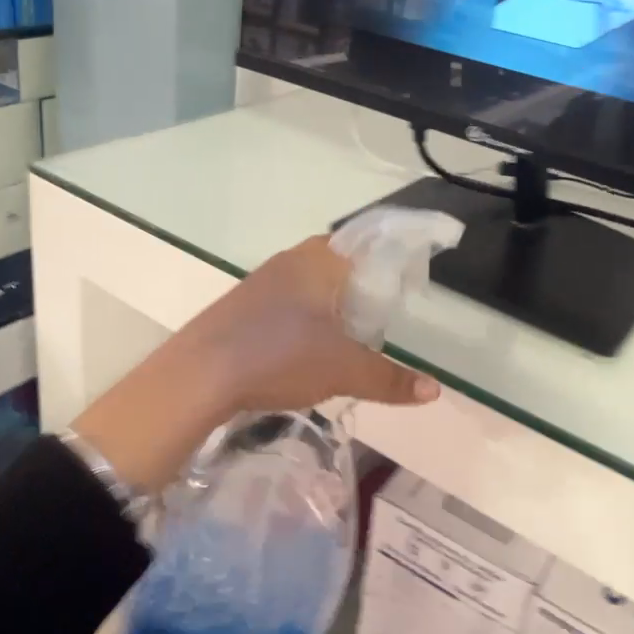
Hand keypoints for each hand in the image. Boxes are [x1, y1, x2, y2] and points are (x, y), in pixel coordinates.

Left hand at [69, 235, 438, 491]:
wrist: (199, 375)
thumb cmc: (280, 356)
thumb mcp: (343, 370)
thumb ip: (390, 379)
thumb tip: (434, 390)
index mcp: (323, 259)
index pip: (369, 243)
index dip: (392, 262)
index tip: (408, 289)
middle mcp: (293, 258)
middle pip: (342, 263)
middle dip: (364, 289)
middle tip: (383, 320)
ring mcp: (264, 279)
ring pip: (312, 283)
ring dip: (332, 304)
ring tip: (350, 339)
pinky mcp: (243, 303)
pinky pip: (288, 300)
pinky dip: (306, 317)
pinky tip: (306, 349)